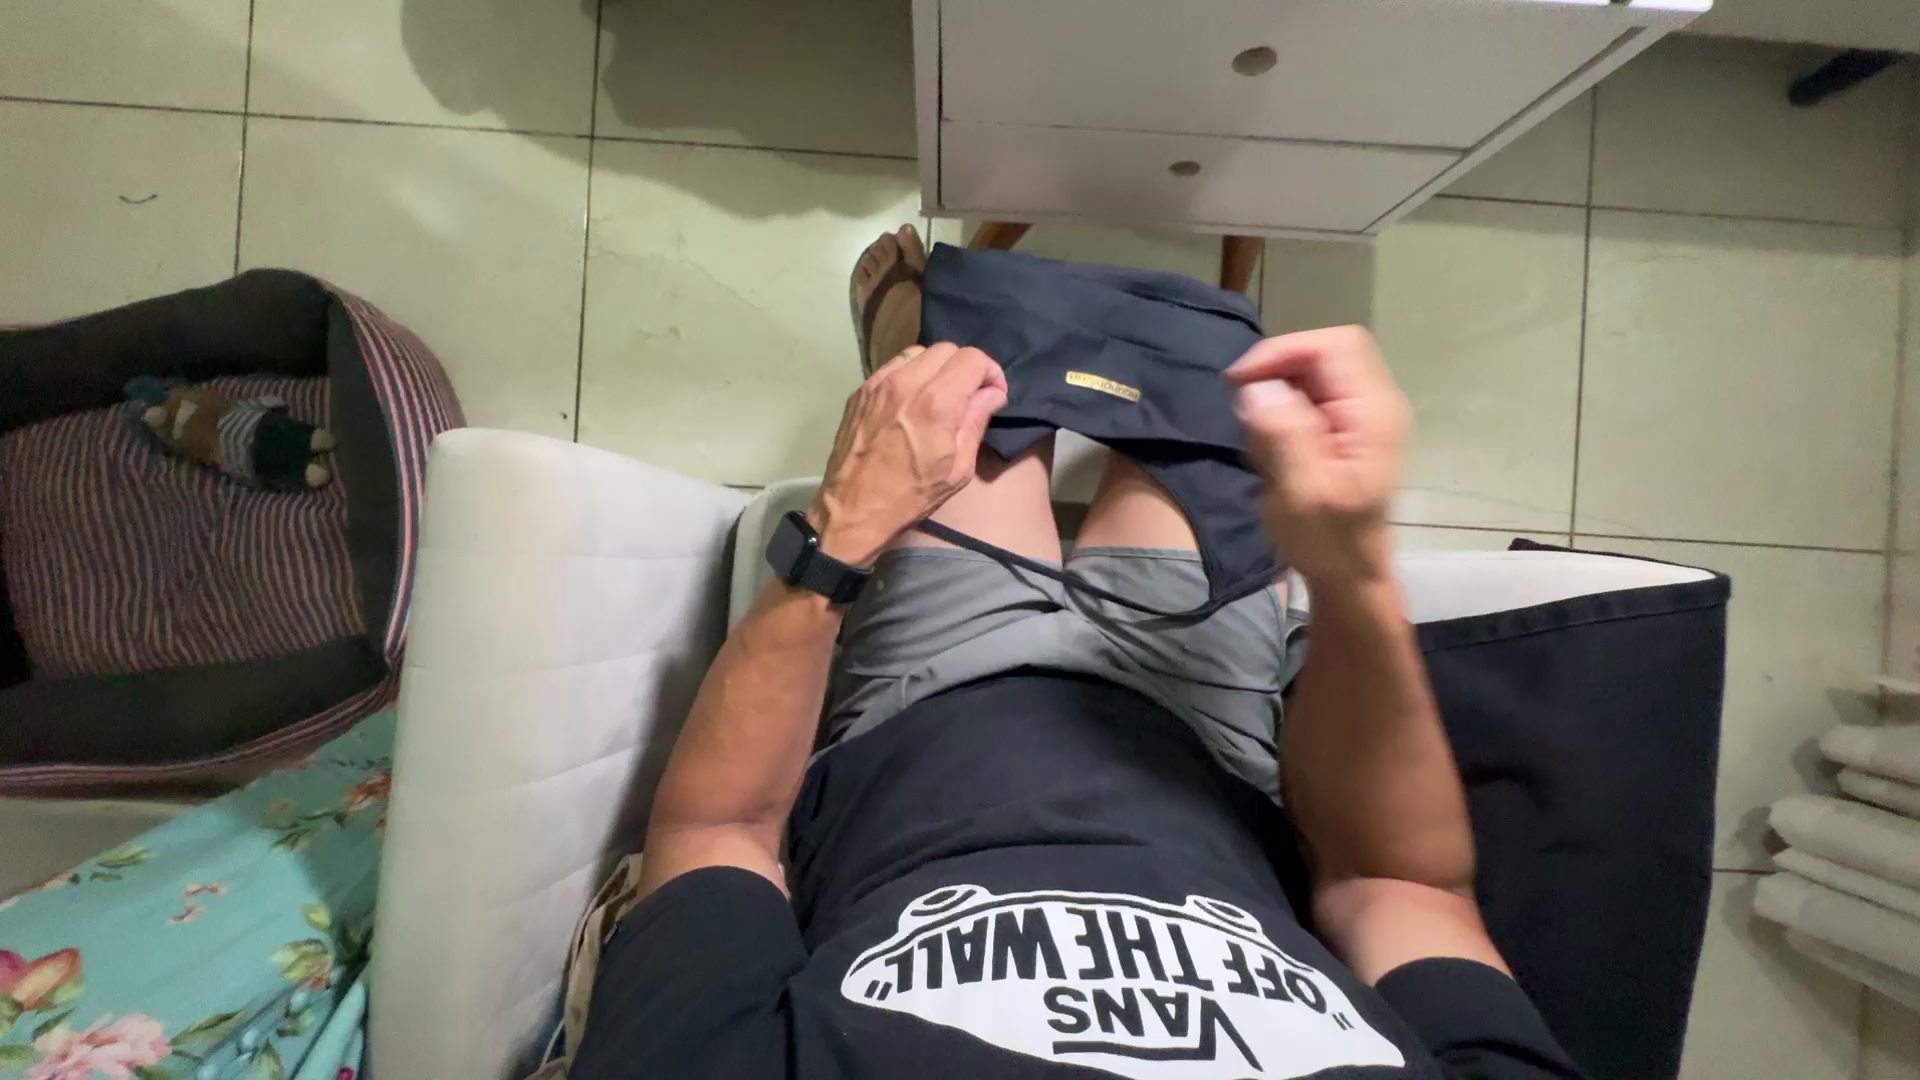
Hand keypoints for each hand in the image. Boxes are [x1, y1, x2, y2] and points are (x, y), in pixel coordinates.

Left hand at [809, 343, 1007, 565]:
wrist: (853, 509)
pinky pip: (894, 367)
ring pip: (919, 353)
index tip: (993, 395)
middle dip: (965, 367)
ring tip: (940, 396)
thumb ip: (976, 422)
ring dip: (937, 368)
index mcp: (935, 402)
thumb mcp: (957, 469)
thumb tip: (992, 393)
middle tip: (969, 396)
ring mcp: (878, 383)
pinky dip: (911, 375)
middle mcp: (906, 382)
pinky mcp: (861, 391)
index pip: (973, 359)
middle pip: (947, 349)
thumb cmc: (910, 496)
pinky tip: (912, 401)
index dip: (991, 372)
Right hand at [1226, 325, 1409, 587]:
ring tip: (1260, 445)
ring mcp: (1359, 419)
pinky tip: (1270, 453)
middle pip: (1322, 355)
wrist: (1348, 576)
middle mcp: (1372, 406)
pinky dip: (1279, 417)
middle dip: (1275, 374)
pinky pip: (1306, 402)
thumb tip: (1257, 388)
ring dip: (1274, 400)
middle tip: (1243, 410)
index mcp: (1372, 414)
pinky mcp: (1343, 433)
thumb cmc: (1327, 541)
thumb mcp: (1301, 492)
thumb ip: (1283, 435)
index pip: (1333, 346)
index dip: (1283, 352)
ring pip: (1310, 377)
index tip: (1240, 383)